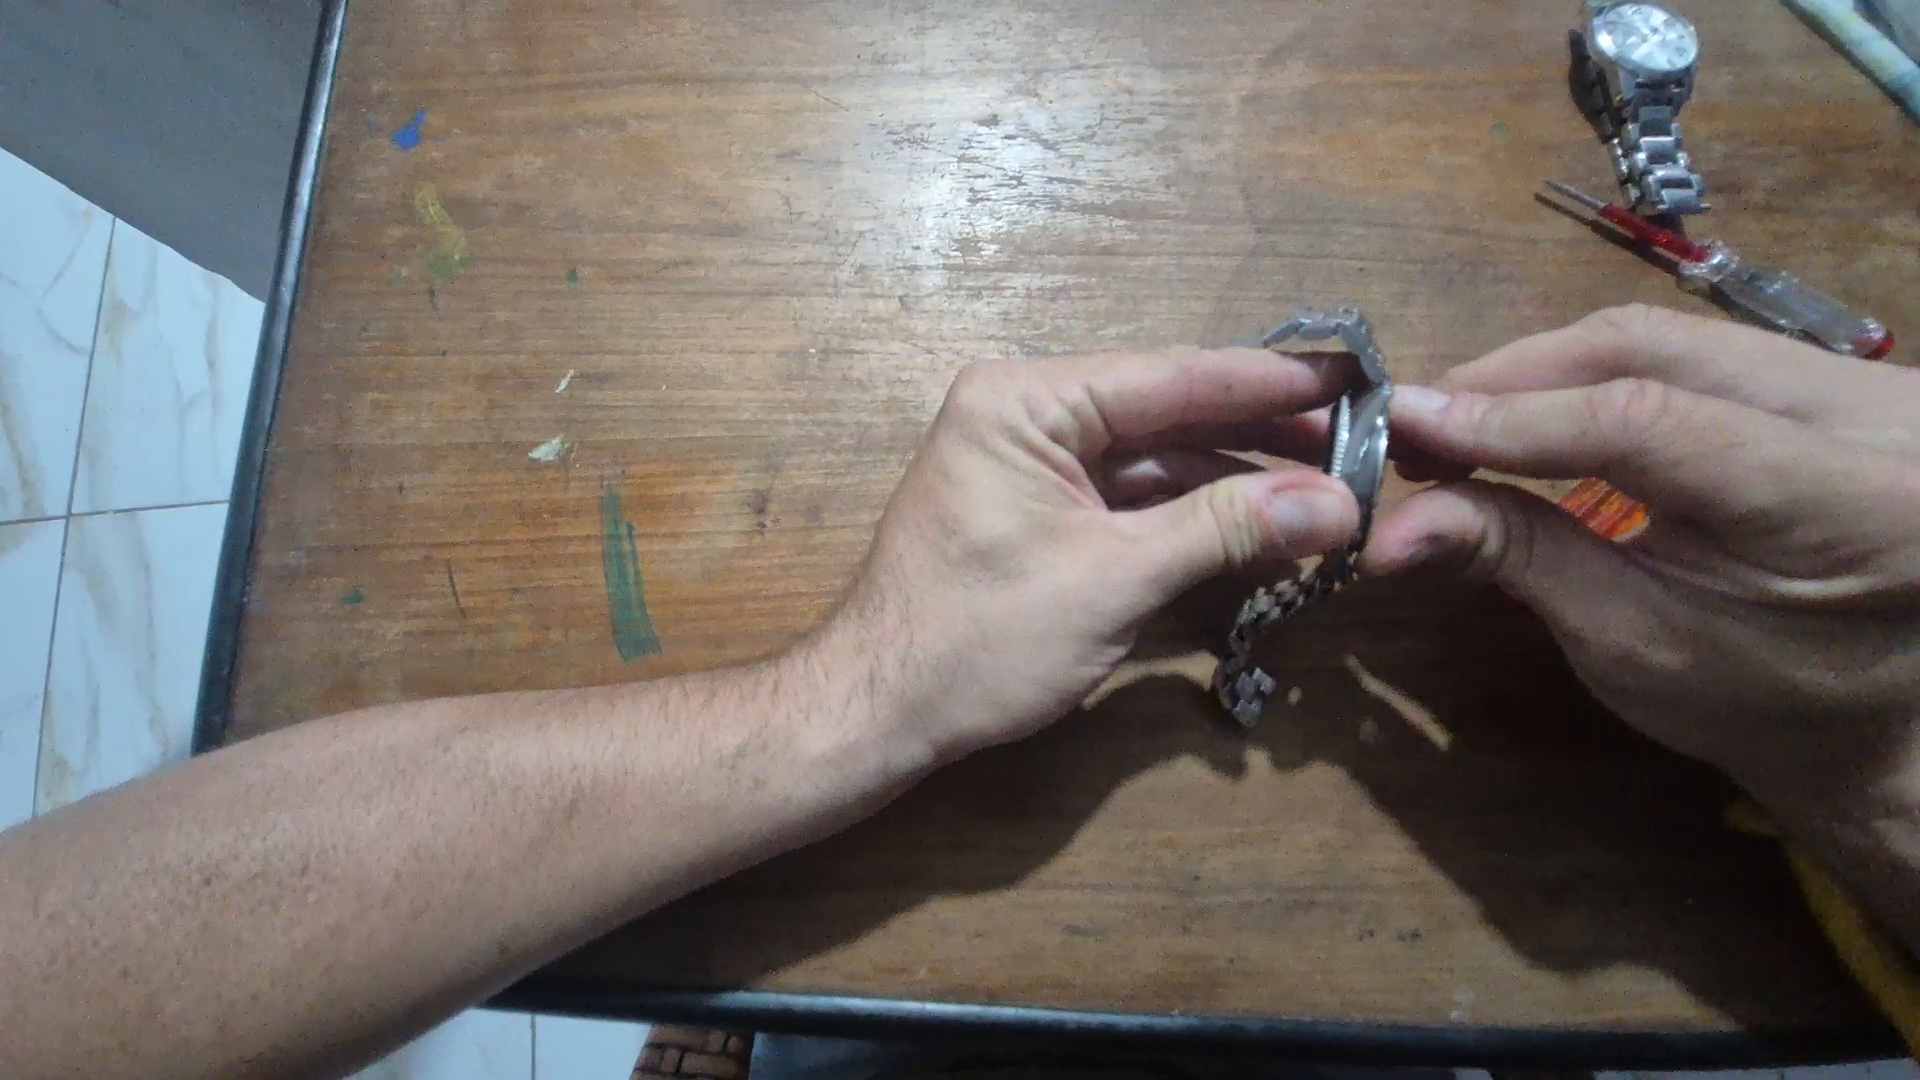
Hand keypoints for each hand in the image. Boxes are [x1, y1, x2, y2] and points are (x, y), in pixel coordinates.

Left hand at [815, 348, 1361, 767]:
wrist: (884, 708)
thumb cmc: (981, 638)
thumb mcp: (1110, 579)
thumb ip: (1222, 531)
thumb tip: (1341, 504)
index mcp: (1025, 401)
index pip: (1169, 377)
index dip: (1267, 382)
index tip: (1355, 378)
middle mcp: (1026, 414)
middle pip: (1164, 414)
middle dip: (1256, 435)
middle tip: (1355, 441)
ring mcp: (1030, 464)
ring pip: (1151, 460)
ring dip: (1230, 481)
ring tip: (1325, 489)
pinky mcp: (1038, 510)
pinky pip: (1126, 500)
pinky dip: (1186, 516)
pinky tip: (1255, 524)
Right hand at [1361, 305, 1919, 935]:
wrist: (1873, 704)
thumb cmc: (1754, 699)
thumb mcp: (1624, 640)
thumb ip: (1513, 559)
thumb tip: (1385, 531)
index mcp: (1856, 502)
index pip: (1646, 422)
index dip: (1508, 421)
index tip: (1396, 425)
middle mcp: (1877, 411)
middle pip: (1644, 346)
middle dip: (1503, 380)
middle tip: (1410, 427)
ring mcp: (1850, 379)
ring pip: (1648, 334)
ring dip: (1524, 374)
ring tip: (1445, 425)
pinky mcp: (1809, 377)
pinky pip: (1664, 349)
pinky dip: (1562, 377)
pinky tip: (1510, 414)